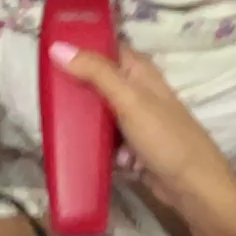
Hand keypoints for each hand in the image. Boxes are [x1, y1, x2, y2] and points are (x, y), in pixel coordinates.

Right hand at [47, 43, 235, 235]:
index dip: (77, 46)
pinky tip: (78, 148)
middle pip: (93, 80)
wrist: (194, 189)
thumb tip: (56, 46)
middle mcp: (134, 89)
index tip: (43, 49)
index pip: (102, 46)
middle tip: (40, 91)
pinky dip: (92, 142)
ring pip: (94, 111)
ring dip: (79, 119)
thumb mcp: (129, 101)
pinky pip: (100, 137)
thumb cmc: (166, 138)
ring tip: (52, 121)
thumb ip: (95, 73)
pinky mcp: (127, 144)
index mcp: (138, 70)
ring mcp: (131, 118)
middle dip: (71, 87)